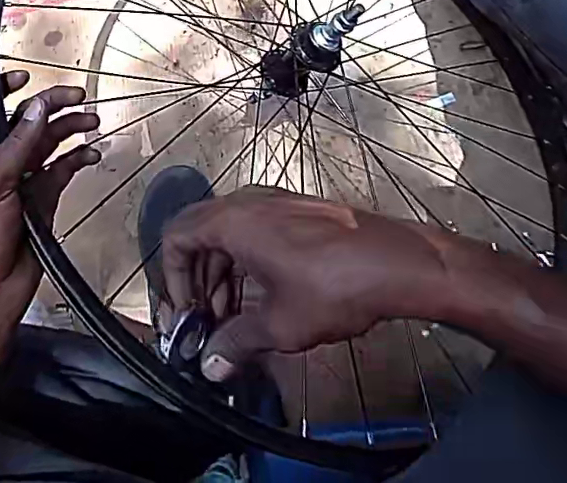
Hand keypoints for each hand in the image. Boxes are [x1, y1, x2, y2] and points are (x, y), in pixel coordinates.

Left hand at [0, 73, 99, 348]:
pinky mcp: (45, 200)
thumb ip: (19, 145)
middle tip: (78, 96)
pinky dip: (78, 159)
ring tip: (93, 121)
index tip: (25, 76)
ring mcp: (26, 181)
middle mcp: (3, 162)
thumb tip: (38, 105)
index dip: (1, 88)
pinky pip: (64, 171)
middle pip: (28, 121)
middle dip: (51, 104)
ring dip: (70, 128)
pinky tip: (92, 154)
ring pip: (50, 143)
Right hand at [160, 186, 477, 380]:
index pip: (176, 236)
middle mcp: (245, 201)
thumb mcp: (279, 323)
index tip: (186, 313)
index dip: (172, 277)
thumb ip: (236, 341)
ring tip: (232, 315)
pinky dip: (243, 259)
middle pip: (198, 231)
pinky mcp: (292, 208)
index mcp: (231, 220)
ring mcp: (270, 200)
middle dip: (196, 277)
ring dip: (219, 271)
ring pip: (225, 231)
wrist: (394, 260)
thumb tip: (211, 366)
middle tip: (206, 319)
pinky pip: (250, 228)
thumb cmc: (331, 286)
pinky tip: (259, 295)